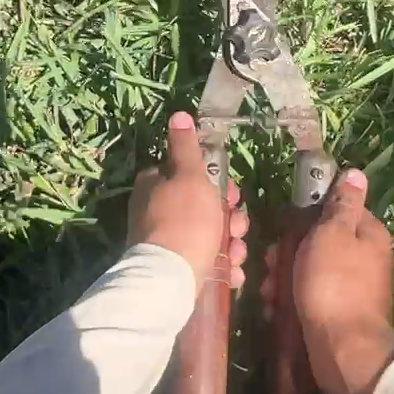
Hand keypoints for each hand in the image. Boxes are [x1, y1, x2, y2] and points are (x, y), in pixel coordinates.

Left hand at [128, 111, 249, 286]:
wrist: (170, 278)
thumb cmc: (185, 220)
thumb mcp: (188, 175)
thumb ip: (185, 146)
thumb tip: (178, 115)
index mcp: (156, 185)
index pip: (192, 175)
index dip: (219, 185)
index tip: (233, 195)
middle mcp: (157, 210)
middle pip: (205, 207)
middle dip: (230, 219)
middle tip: (237, 228)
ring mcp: (166, 241)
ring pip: (210, 236)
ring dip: (231, 245)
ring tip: (235, 256)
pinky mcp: (176, 268)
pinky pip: (206, 262)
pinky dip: (222, 267)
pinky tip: (231, 275)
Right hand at [293, 169, 393, 393]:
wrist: (343, 350)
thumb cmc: (334, 284)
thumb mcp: (333, 233)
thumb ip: (342, 204)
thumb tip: (356, 173)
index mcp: (369, 235)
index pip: (337, 209)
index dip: (309, 214)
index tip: (287, 225)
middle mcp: (364, 258)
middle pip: (318, 240)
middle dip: (288, 249)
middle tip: (271, 260)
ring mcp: (350, 287)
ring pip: (307, 268)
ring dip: (282, 275)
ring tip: (268, 288)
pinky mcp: (335, 311)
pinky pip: (307, 294)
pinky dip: (289, 298)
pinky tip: (275, 305)